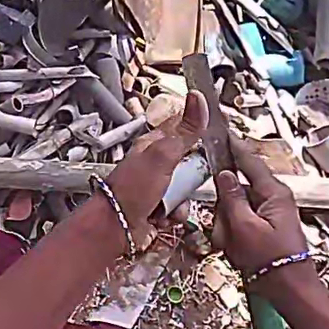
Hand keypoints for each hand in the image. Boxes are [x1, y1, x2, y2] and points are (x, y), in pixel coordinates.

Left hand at [102, 90, 206, 247]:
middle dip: (191, 176)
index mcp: (154, 144)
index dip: (199, 130)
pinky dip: (175, 215)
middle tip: (184, 181)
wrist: (116, 229)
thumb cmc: (129, 190)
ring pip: (187, 189)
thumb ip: (186, 131)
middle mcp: (156, 164)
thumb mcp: (163, 155)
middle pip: (191, 163)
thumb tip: (198, 99)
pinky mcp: (160, 208)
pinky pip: (180, 209)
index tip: (213, 137)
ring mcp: (158, 187)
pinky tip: (164, 216)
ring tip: (169, 203)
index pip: (182, 127)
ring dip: (182, 201)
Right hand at [211, 136, 307, 271]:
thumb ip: (231, 198)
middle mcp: (272, 200)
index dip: (234, 148)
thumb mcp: (244, 227)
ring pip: (233, 210)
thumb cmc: (272, 261)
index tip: (222, 134)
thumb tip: (224, 174)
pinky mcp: (263, 229)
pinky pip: (239, 225)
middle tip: (226, 231)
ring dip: (227, 228)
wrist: (289, 291)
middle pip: (236, 191)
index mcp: (273, 193)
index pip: (250, 162)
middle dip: (224, 211)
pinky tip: (237, 252)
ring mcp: (268, 215)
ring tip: (234, 247)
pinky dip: (232, 237)